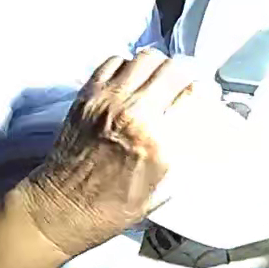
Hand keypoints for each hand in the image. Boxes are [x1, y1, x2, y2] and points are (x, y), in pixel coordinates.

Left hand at [17, 50, 208, 257]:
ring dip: (158, 67)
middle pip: (172, 69)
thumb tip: (195, 128)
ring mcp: (107, 99)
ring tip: (157, 81)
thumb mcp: (161, 189)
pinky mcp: (87, 95)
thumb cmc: (110, 209)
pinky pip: (115, 61)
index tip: (207, 94)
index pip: (193, 95)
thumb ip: (182, 154)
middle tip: (182, 87)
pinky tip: (130, 83)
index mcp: (156, 141)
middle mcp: (133, 113)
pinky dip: (128, 67)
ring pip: (146, 58)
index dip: (205, 91)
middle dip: (183, 77)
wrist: (62, 208)